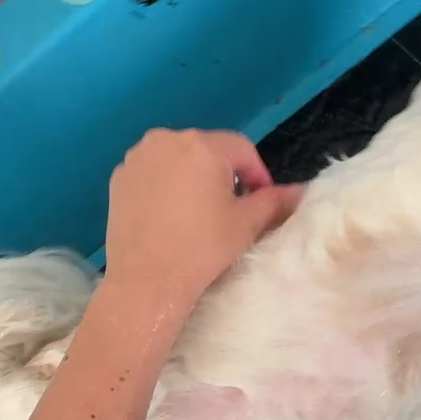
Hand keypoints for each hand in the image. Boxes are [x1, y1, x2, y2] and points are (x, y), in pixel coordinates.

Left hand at [103, 129, 302, 314]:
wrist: (147, 280)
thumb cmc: (202, 249)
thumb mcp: (246, 225)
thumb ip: (274, 202)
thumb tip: (301, 192)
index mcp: (202, 146)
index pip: (242, 148)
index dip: (258, 174)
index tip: (261, 203)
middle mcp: (167, 139)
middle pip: (208, 150)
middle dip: (224, 174)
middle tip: (231, 211)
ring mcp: (138, 157)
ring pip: (179, 159)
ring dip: (195, 178)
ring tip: (199, 214)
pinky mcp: (119, 177)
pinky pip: (153, 173)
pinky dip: (167, 186)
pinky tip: (171, 218)